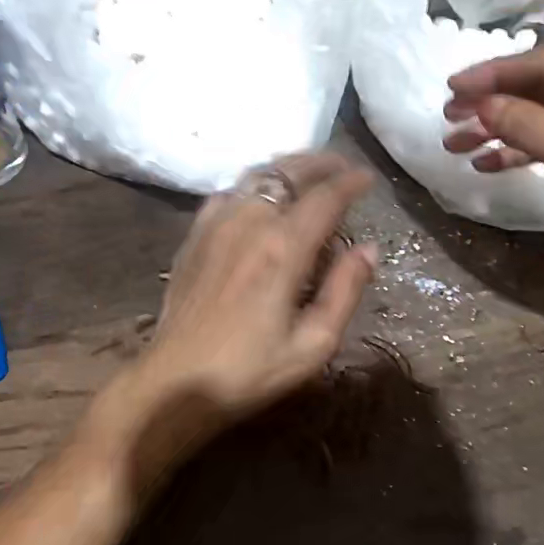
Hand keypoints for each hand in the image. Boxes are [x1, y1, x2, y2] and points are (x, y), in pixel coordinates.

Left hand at [97, 153, 377, 477]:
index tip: (369, 178)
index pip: (326, 197)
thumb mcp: (313, 344)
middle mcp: (249, 222)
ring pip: (256, 177)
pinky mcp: (194, 237)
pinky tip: (258, 202)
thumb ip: (345, 291)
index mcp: (283, 247)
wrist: (174, 381)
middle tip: (342, 167)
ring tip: (307, 177)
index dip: (351, 182)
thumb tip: (369, 249)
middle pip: (288, 172)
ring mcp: (215, 225)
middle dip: (320, 163)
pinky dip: (252, 187)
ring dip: (286, 170)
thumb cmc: (249, 371)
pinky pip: (227, 195)